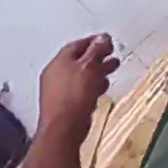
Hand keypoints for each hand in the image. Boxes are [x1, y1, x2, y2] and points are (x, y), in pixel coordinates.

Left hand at [37, 33, 118, 149]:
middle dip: (97, 57)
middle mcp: (55, 74)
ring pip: (80, 75)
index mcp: (59, 61)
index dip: (94, 41)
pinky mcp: (63, 105)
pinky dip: (91, 86)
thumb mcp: (90, 67)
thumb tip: (103, 37)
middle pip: (79, 60)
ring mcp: (58, 90)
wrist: (63, 130)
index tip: (108, 41)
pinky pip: (79, 89)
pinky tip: (100, 89)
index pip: (78, 45)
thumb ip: (97, 51)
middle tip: (112, 55)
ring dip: (97, 71)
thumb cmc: (75, 95)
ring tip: (111, 70)